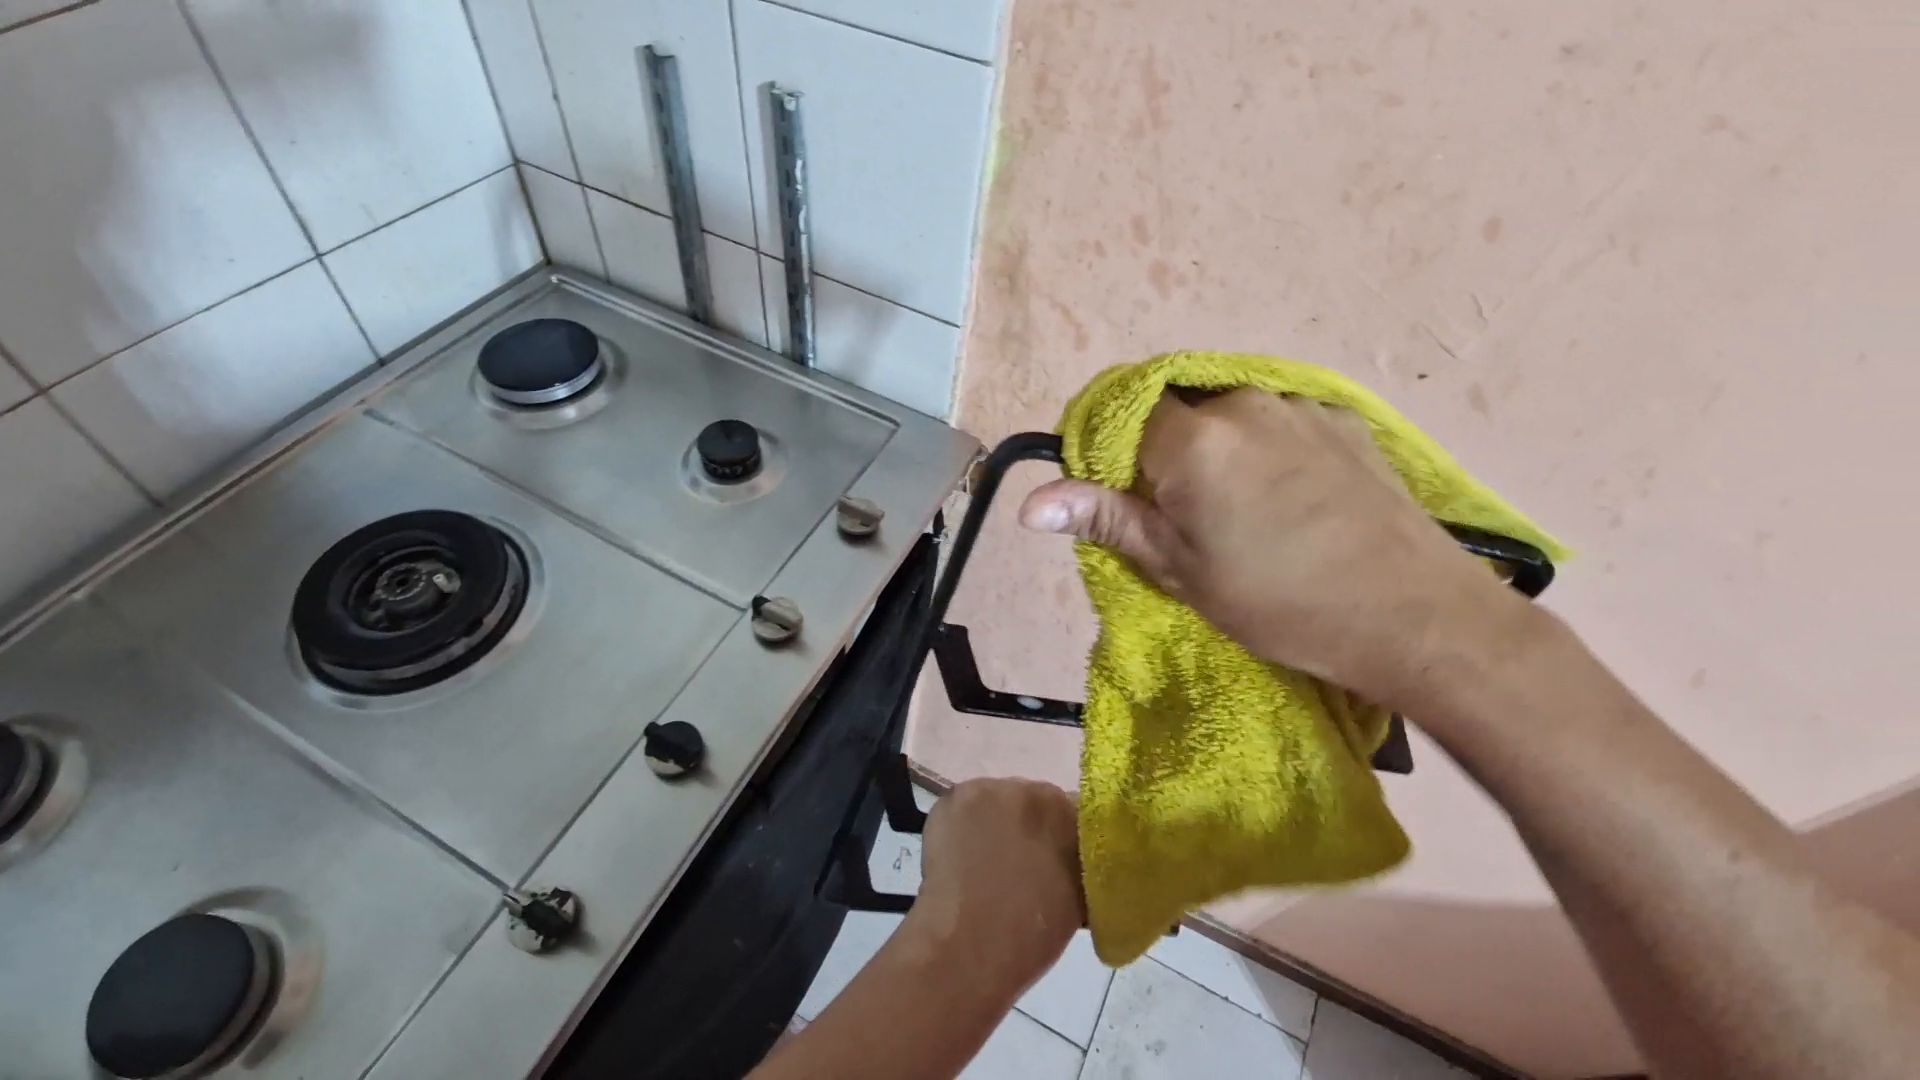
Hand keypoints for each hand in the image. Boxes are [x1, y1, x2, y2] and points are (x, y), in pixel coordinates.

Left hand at [901, 779, 1082, 997]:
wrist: (973, 943)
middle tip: (1013, 861)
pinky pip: (962, 807)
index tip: (1047, 856)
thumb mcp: (1078, 896)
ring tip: (981, 861)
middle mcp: (1032, 790)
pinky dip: (961, 826)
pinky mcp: (955, 798)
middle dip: (1023, 825)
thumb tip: (1068, 854)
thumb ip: (1078, 862)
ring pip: (994, 801)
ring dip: (992, 822)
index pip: (1067, 811)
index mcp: (1069, 812)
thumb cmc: (1032, 932)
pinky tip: (959, 856)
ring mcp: (990, 790)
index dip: (1055, 834)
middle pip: (1028, 800)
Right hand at [1018, 388, 1528, 706]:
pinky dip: (1260, 448)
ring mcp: (1299, 405)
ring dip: (1212, 450)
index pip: (1121, 412)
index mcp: (1193, 439)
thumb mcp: (1180, 570)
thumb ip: (1107, 520)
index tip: (1119, 499)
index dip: (1109, 452)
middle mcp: (1242, 401)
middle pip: (1173, 408)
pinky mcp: (1342, 419)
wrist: (1415, 615)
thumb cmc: (1281, 601)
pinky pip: (1276, 420)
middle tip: (1178, 517)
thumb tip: (1030, 504)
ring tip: (1238, 514)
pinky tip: (1286, 500)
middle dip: (1160, 453)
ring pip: (1226, 413)